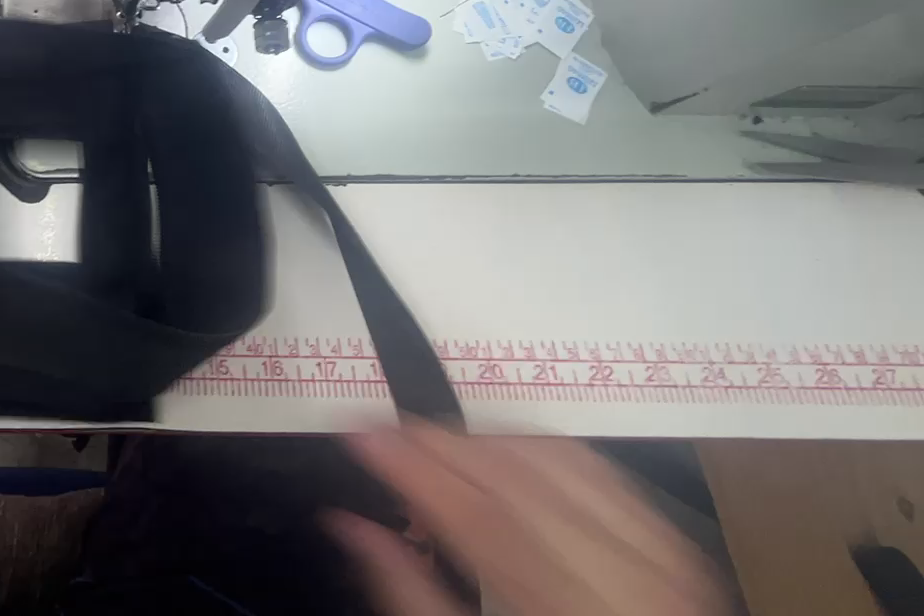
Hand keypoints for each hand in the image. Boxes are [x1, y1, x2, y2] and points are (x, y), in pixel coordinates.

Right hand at [330, 420, 727, 615]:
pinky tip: (498, 444)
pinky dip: (538, 445)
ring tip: (428, 434)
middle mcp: (631, 583)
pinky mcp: (676, 548)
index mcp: (572, 611)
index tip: (359, 432)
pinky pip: (600, 471)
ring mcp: (665, 563)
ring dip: (482, 436)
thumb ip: (407, 593)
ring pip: (559, 463)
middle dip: (436, 440)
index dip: (413, 467)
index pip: (482, 521)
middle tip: (380, 424)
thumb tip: (347, 525)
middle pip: (519, 481)